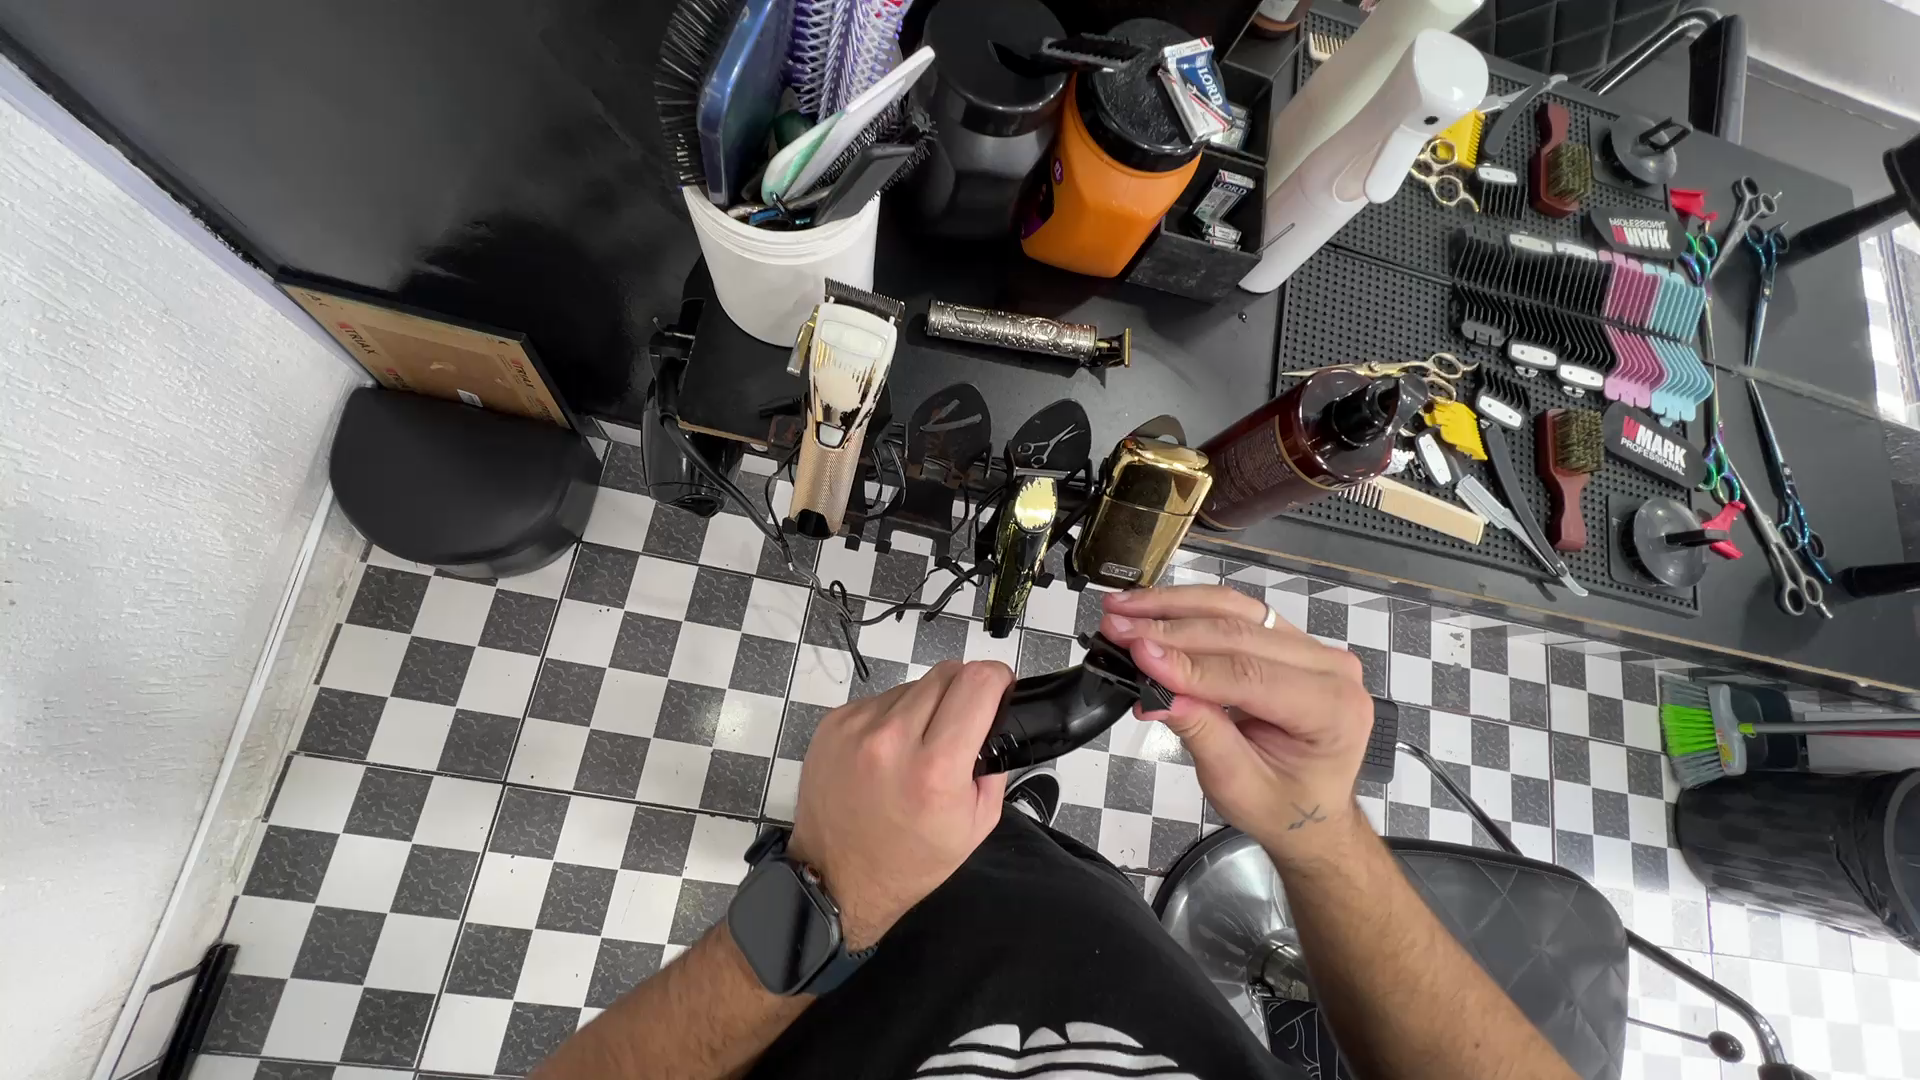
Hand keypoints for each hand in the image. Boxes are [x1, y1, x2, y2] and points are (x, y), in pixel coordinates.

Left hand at [786, 660, 1011, 950]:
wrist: (836, 877)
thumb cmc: (909, 860)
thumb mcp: (977, 823)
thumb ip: (994, 762)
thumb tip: (997, 714)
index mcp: (935, 768)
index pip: (978, 682)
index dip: (998, 679)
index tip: (1001, 689)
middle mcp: (893, 739)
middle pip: (948, 672)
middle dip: (965, 691)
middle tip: (963, 723)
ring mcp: (858, 726)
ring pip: (914, 683)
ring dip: (927, 705)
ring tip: (919, 745)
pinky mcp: (834, 722)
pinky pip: (882, 699)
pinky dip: (894, 716)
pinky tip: (889, 751)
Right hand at [1100, 586, 1374, 864]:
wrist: (1309, 809)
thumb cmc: (1279, 805)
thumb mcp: (1237, 784)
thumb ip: (1202, 733)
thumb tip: (1155, 695)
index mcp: (1332, 709)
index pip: (1250, 675)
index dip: (1189, 663)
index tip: (1136, 651)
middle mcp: (1329, 667)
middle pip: (1238, 633)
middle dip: (1168, 628)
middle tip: (1114, 625)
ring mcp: (1309, 646)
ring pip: (1232, 609)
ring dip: (1170, 606)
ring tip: (1121, 607)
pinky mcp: (1283, 635)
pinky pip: (1232, 610)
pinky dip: (1184, 608)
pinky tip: (1148, 606)